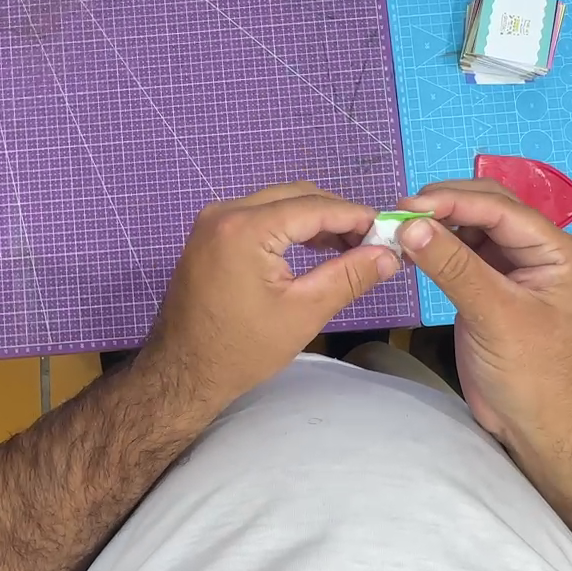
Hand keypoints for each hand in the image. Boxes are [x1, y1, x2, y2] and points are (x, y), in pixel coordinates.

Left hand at [146, 182, 399, 407]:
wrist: (181, 373)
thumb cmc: (242, 349)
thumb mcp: (303, 312)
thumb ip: (348, 276)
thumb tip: (390, 255)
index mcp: (245, 228)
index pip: (313, 207)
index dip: (355, 216)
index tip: (389, 229)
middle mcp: (225, 211)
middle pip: (295, 197)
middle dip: (337, 216)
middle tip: (373, 241)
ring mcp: (213, 220)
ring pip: (277, 203)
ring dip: (314, 220)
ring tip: (351, 246)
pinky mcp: (210, 233)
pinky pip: (258, 216)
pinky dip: (288, 226)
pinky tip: (315, 247)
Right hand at [395, 179, 571, 455]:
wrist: (539, 429)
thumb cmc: (534, 375)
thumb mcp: (494, 316)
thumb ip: (453, 266)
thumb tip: (410, 225)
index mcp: (555, 250)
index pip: (500, 209)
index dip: (453, 201)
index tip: (406, 206)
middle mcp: (534, 251)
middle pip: (485, 209)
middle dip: (442, 206)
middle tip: (397, 215)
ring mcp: (510, 267)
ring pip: (468, 228)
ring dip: (434, 225)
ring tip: (397, 229)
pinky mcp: (487, 285)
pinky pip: (458, 253)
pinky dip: (433, 247)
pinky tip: (408, 249)